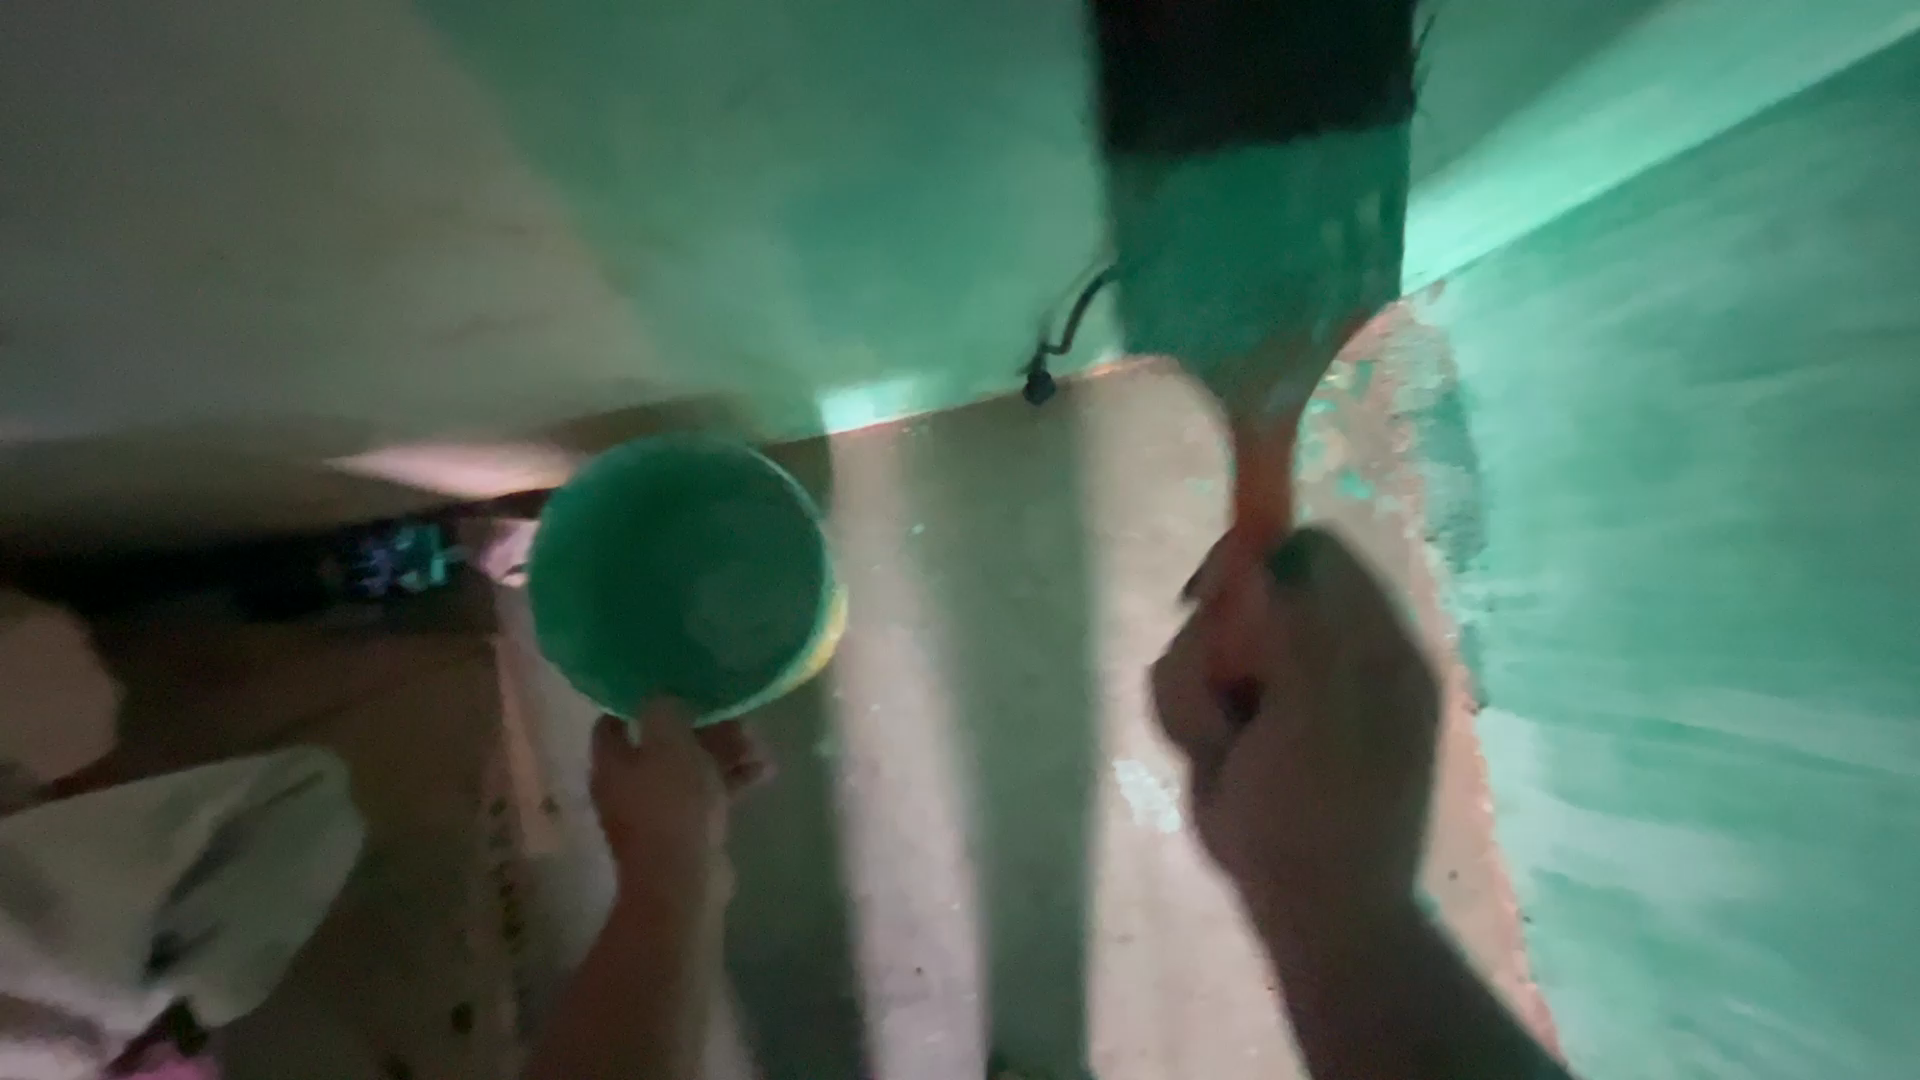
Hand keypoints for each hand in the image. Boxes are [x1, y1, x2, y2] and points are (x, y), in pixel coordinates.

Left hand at [590, 701, 773, 909]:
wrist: (683, 881)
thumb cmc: (672, 805)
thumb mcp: (669, 743)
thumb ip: (664, 710)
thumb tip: (660, 694)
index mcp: (613, 763)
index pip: (615, 721)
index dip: (641, 701)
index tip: (677, 685)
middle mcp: (628, 785)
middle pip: (663, 743)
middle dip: (702, 727)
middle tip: (735, 715)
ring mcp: (657, 810)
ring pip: (691, 768)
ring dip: (725, 753)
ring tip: (759, 743)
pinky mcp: (685, 830)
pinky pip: (708, 794)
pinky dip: (732, 780)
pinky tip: (765, 771)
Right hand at [1151, 526, 1438, 940]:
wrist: (1304, 903)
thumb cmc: (1320, 817)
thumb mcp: (1316, 719)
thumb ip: (1293, 631)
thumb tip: (1255, 557)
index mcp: (1369, 641)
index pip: (1309, 552)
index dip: (1255, 557)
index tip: (1210, 597)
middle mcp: (1321, 647)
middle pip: (1240, 591)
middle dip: (1213, 643)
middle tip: (1221, 697)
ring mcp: (1274, 679)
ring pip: (1199, 638)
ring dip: (1192, 692)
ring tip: (1218, 746)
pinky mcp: (1236, 707)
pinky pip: (1185, 677)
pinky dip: (1184, 714)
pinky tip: (1209, 754)